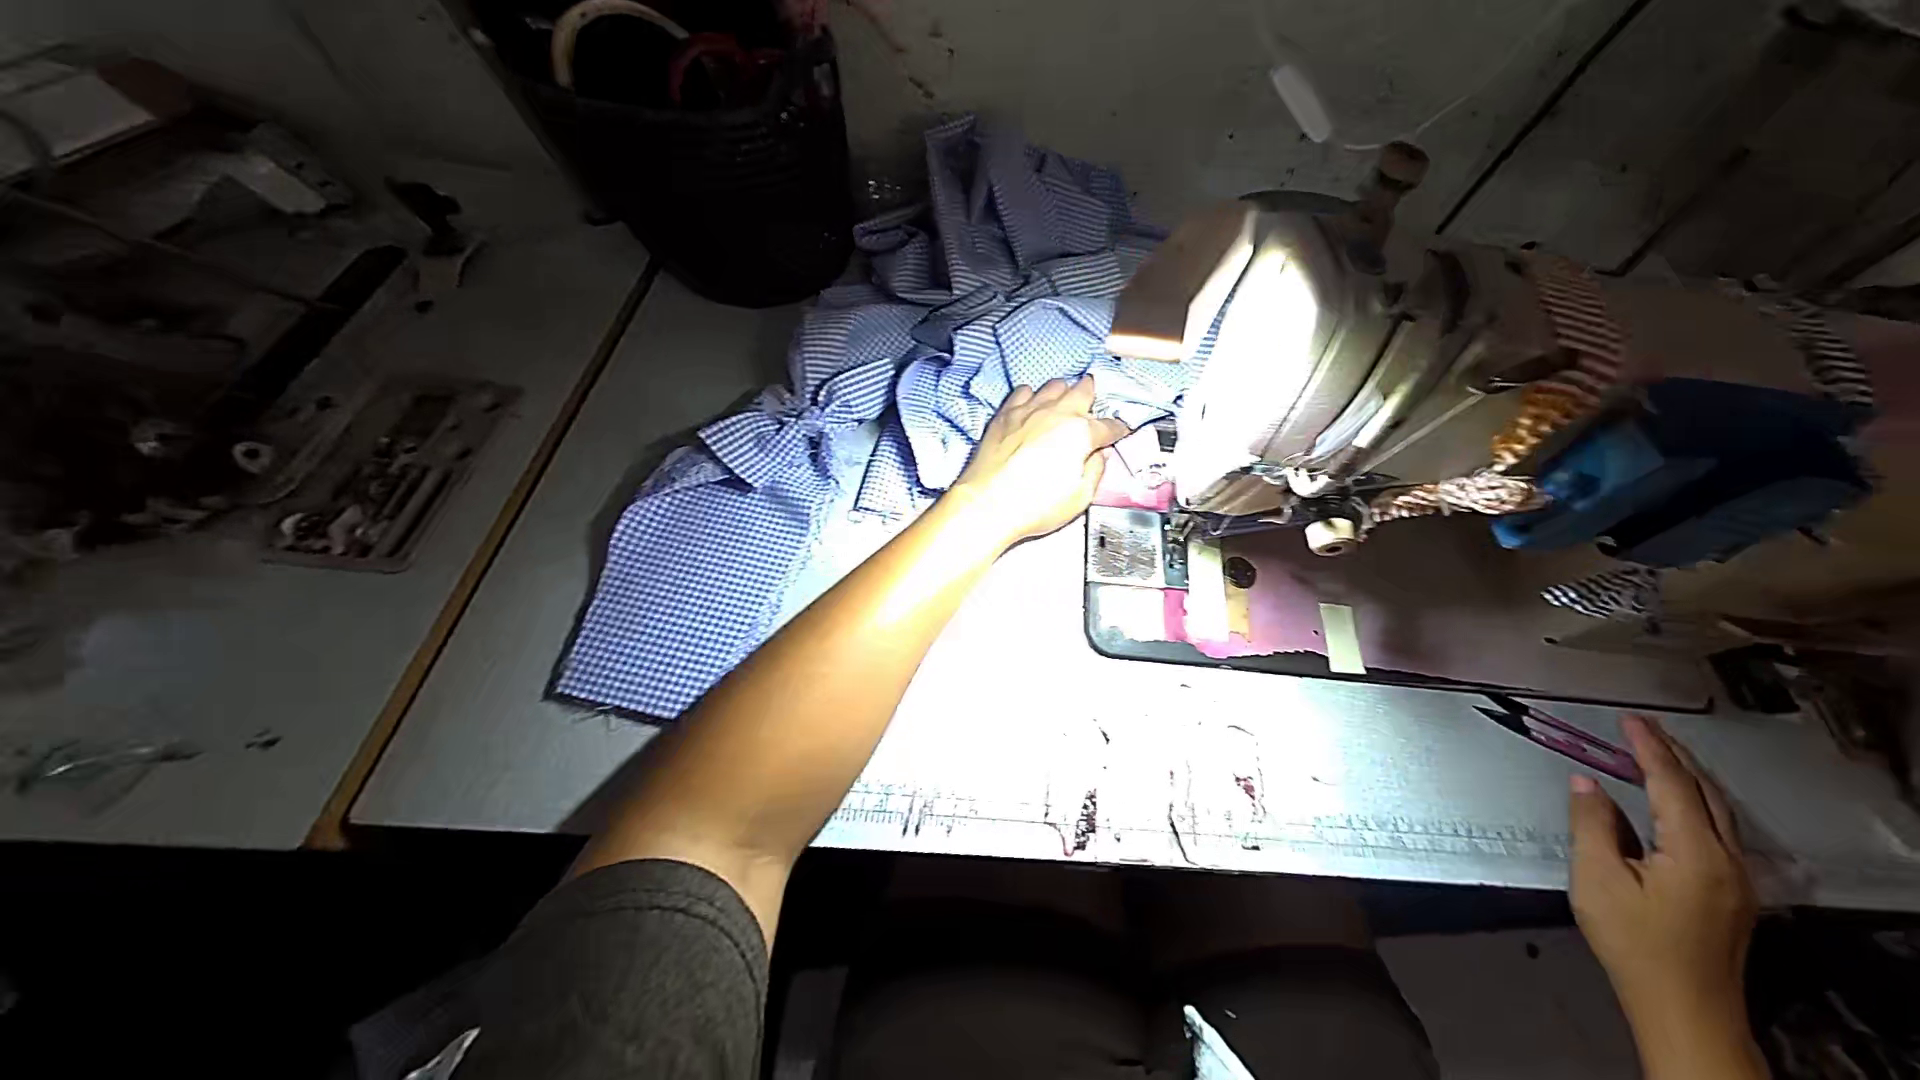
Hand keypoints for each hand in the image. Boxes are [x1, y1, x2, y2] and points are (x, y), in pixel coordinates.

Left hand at [948, 376, 1129, 545]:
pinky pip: (1022, 392)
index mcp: (1080, 433)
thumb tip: (1099, 456)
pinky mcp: (1005, 415)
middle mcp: (1056, 413)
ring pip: (1053, 386)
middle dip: (1092, 396)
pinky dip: (1032, 395)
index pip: (1109, 426)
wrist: (987, 504)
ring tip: (1064, 399)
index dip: (1117, 430)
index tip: (1119, 433)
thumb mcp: (1079, 498)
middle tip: (1092, 401)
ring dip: (1063, 391)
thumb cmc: (1033, 506)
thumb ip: (1095, 472)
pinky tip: (1031, 403)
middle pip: (1082, 391)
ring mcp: (1028, 410)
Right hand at [1569, 714, 1761, 1078]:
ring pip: (1717, 814)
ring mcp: (1737, 880)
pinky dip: (1693, 804)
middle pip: (1706, 795)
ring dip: (1687, 778)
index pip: (1671, 785)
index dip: (1649, 750)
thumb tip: (1586, 782)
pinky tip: (1674, 802)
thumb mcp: (1597, 879)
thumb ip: (1592, 825)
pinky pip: (1717, 832)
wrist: (1683, 1007)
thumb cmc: (1633, 940)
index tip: (1631, 720)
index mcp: (1696, 853)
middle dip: (1675, 757)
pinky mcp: (1731, 894)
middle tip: (1645, 727)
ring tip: (1659, 753)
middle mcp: (1728, 861)